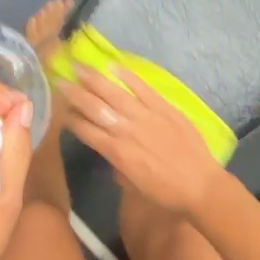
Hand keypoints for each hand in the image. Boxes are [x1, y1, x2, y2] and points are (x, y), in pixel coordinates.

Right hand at [58, 67, 226, 213]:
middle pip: (94, 108)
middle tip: (60, 81)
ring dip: (95, 79)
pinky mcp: (165, 109)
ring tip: (80, 67)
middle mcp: (126, 131)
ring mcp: (146, 117)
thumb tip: (110, 152)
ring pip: (115, 93)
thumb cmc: (166, 192)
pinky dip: (129, 77)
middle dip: (75, 94)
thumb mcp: (133, 185)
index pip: (86, 130)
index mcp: (116, 153)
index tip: (59, 109)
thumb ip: (118, 165)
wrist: (200, 186)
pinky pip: (144, 89)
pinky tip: (114, 66)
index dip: (70, 119)